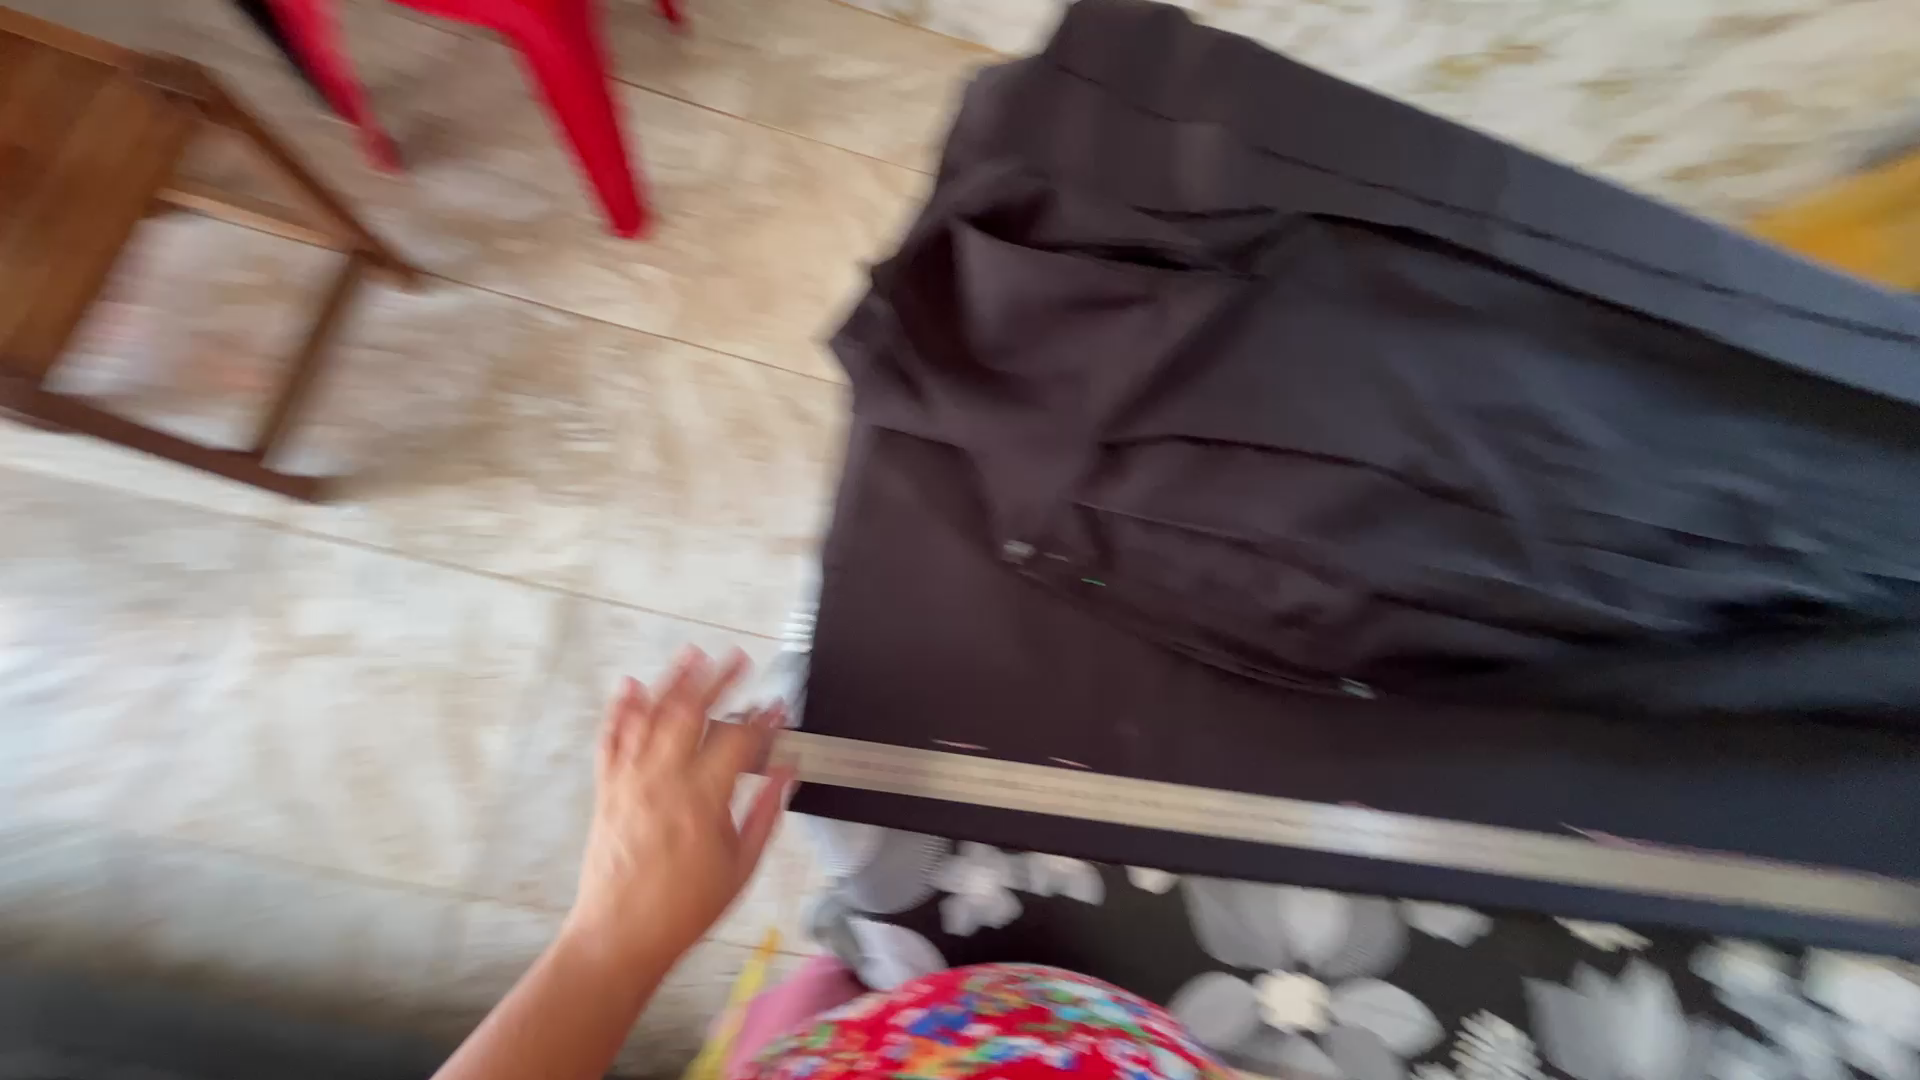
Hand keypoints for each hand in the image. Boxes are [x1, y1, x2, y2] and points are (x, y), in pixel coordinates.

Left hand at [564, 647, 794, 968]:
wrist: (618, 939)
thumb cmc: (683, 909)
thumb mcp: (741, 865)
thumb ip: (766, 811)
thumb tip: (786, 771)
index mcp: (701, 801)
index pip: (737, 741)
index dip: (763, 721)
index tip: (778, 709)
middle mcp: (663, 783)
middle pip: (691, 714)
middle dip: (718, 680)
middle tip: (738, 659)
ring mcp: (630, 784)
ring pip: (651, 718)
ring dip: (673, 682)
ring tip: (692, 654)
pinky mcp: (608, 792)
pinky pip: (612, 742)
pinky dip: (621, 711)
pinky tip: (631, 687)